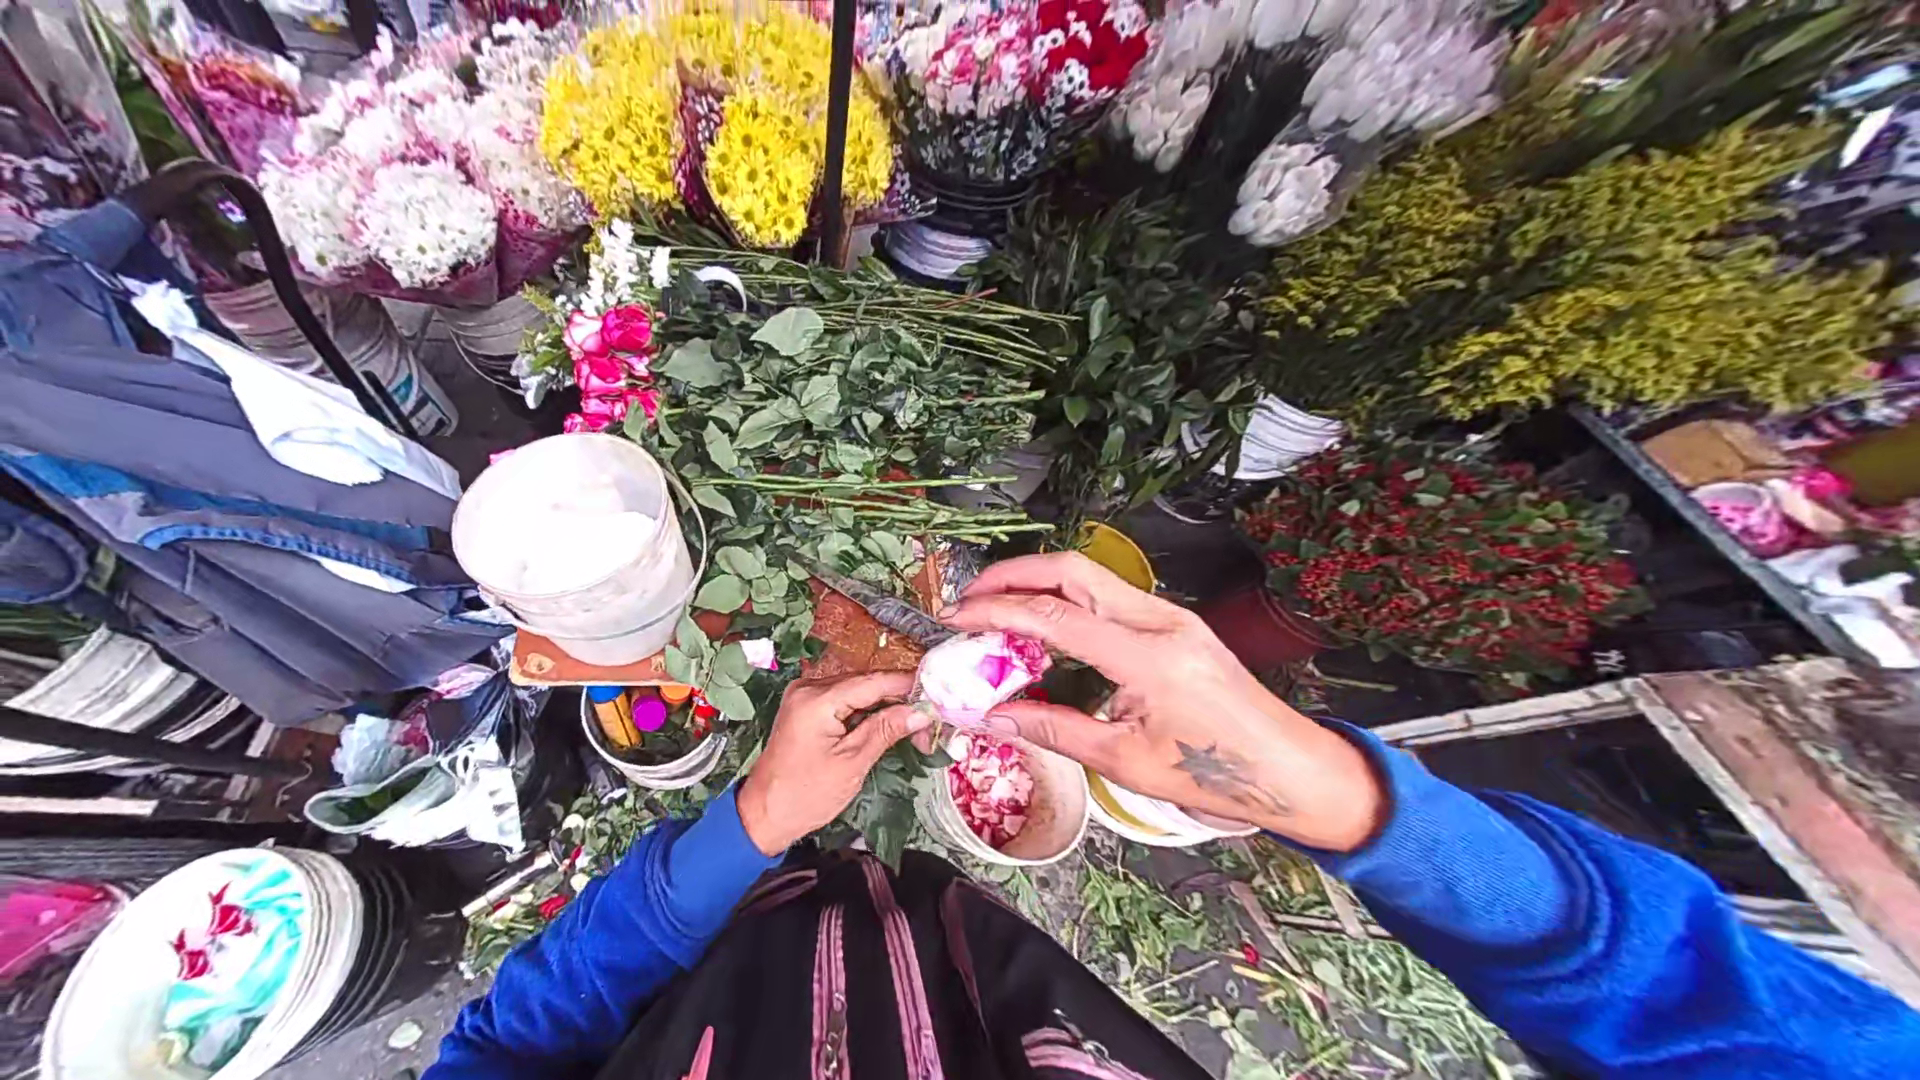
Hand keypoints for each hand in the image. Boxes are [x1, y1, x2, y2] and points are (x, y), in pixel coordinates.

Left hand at [734, 671, 928, 855]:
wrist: (762, 816)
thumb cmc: (806, 795)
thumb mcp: (852, 763)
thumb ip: (886, 730)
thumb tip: (920, 711)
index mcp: (817, 699)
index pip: (872, 681)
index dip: (907, 685)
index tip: (937, 693)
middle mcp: (809, 687)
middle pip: (866, 683)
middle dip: (899, 699)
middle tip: (928, 720)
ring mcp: (805, 695)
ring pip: (858, 691)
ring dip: (885, 705)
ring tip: (913, 725)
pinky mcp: (806, 707)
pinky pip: (845, 700)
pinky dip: (867, 711)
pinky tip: (887, 723)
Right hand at [942, 553, 1383, 851]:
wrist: (1290, 768)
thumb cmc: (1213, 774)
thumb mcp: (1124, 760)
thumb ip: (1052, 728)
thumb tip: (992, 715)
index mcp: (1148, 657)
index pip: (1055, 617)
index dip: (998, 611)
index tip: (957, 617)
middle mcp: (1159, 620)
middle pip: (1073, 570)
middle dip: (1014, 574)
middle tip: (971, 596)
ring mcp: (1170, 615)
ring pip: (1090, 576)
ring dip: (1038, 583)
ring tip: (996, 607)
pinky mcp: (1172, 622)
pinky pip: (1108, 596)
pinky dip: (1065, 600)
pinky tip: (1043, 625)